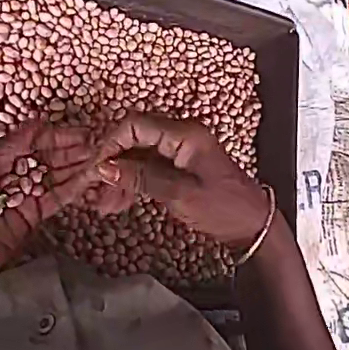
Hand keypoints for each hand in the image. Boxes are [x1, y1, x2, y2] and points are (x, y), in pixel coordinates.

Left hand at [0, 121, 95, 284]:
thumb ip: (10, 146)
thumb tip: (35, 123)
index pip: (29, 142)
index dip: (54, 136)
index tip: (79, 133)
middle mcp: (7, 177)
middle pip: (44, 159)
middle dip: (69, 151)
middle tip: (95, 145)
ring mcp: (19, 198)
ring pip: (53, 178)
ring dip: (75, 168)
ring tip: (98, 159)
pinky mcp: (29, 220)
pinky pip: (54, 200)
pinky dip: (72, 190)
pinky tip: (88, 179)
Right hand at [62, 115, 269, 247]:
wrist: (253, 225)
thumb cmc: (225, 208)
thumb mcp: (180, 195)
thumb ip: (142, 178)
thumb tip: (105, 168)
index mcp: (185, 134)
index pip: (135, 125)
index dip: (111, 144)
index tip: (96, 168)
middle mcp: (181, 136)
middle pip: (134, 138)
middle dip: (112, 162)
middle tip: (95, 190)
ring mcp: (180, 151)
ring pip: (138, 155)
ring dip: (120, 176)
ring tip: (105, 204)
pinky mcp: (179, 166)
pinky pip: (147, 167)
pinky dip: (132, 182)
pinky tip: (118, 201)